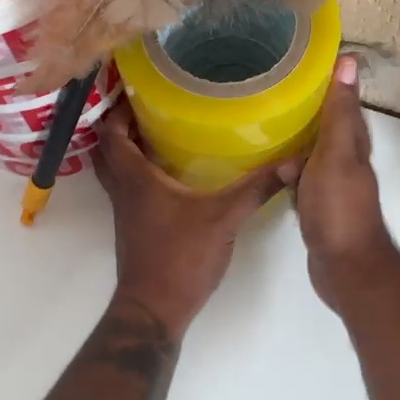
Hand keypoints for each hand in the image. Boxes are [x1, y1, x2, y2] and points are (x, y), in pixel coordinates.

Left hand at [94, 104, 284, 337]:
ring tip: (161, 131)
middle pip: (107, 149)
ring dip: (129, 149)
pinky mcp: (135, 228)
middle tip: (149, 107)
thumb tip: (291, 161)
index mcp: (135, 179)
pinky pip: (130, 189)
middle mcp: (123, 191)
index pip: (111, 133)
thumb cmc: (181, 258)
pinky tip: (172, 172)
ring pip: (116, 171)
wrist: (155, 310)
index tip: (139, 89)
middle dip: (121, 125)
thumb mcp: (224, 218)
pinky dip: (141, 172)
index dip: (117, 108)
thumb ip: (255, 188)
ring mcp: (126, 212)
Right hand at [277, 57, 399, 304]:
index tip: (304, 60)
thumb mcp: (336, 154)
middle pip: (328, 127)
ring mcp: (333, 187)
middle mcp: (346, 162)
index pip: (343, 104)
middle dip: (308, 109)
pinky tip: (271, 168)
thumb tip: (350, 62)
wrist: (344, 267)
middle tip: (275, 89)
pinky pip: (303, 179)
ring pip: (314, 153)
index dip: (330, 82)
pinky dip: (290, 170)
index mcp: (352, 145)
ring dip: (297, 139)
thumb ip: (339, 113)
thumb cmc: (339, 208)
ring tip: (265, 122)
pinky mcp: (319, 207)